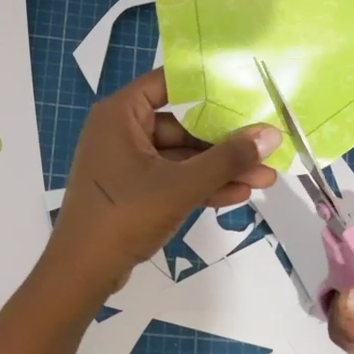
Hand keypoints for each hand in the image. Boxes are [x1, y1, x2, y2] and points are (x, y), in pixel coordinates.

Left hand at [48, 69, 279, 289]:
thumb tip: (271, 134)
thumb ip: (227, 159)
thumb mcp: (181, 186)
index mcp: (121, 115)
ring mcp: (126, 164)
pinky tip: (238, 194)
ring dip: (219, 169)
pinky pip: (172, 179)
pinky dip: (200, 186)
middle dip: (225, 142)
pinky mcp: (132, 192)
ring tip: (265, 178)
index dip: (209, 85)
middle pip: (183, 125)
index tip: (247, 89)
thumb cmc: (124, 216)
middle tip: (266, 146)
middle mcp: (121, 131)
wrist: (82, 271)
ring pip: (181, 158)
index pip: (169, 82)